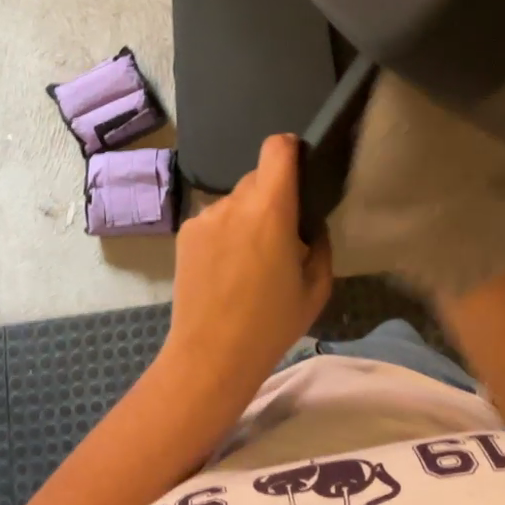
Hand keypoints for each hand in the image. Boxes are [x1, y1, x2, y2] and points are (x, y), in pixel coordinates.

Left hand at [162, 134, 333, 394]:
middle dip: (273, 197)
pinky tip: (226, 269)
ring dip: (247, 217)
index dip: (290, 149)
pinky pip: (214, 220)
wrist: (211, 354)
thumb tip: (311, 225)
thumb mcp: (315, 289)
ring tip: (249, 261)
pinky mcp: (185, 233)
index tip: (300, 166)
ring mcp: (204, 217)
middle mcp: (234, 203)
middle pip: (258, 178)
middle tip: (281, 236)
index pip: (277, 149)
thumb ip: (320, 245)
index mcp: (271, 210)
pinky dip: (225, 233)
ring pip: (235, 201)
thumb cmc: (271, 325)